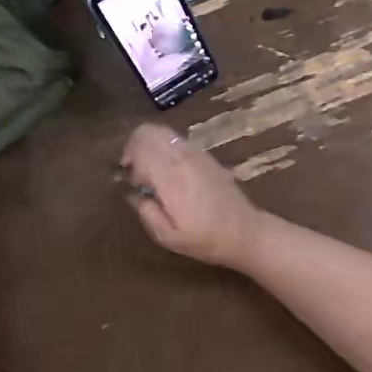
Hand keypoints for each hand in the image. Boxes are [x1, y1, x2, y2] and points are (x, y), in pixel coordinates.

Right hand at [120, 123, 266, 267]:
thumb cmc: (205, 239)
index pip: (140, 149)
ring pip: (164, 132)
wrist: (245, 231)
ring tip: (147, 165)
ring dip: (149, 142)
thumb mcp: (168, 237)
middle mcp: (182, 158)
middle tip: (131, 166)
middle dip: (134, 144)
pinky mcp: (206, 155)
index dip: (128, 158)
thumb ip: (146, 212)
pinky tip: (167, 167)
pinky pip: (178, 139)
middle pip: (150, 132)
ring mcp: (196, 153)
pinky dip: (165, 145)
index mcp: (170, 177)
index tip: (126, 176)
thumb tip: (133, 194)